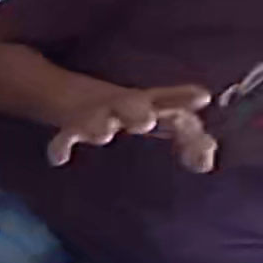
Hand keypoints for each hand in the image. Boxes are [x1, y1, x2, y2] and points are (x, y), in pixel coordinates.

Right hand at [46, 84, 217, 172]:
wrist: (71, 97)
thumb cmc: (128, 111)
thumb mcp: (160, 115)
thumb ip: (189, 139)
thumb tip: (204, 165)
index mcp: (151, 103)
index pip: (172, 105)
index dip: (185, 104)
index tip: (202, 100)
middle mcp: (123, 107)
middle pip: (131, 105)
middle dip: (136, 113)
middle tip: (144, 123)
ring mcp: (94, 117)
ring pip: (96, 123)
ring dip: (98, 128)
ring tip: (102, 136)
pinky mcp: (70, 129)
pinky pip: (63, 139)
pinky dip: (59, 147)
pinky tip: (59, 160)